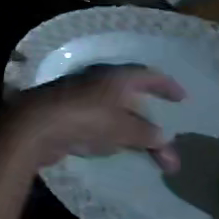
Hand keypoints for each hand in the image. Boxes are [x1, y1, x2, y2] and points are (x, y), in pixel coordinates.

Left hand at [5, 64, 185, 172]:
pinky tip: (114, 143)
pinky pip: (98, 116)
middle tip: (163, 126)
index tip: (182, 98)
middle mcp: (100, 79)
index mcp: (117, 77)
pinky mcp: (67, 110)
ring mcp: (81, 93)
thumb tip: (163, 138)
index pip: (148, 75)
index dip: (167, 85)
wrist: (37, 125)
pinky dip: (112, 127)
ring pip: (114, 105)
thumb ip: (147, 134)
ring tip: (143, 142)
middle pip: (131, 90)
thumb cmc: (86, 120)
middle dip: (149, 108)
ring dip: (130, 122)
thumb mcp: (123, 130)